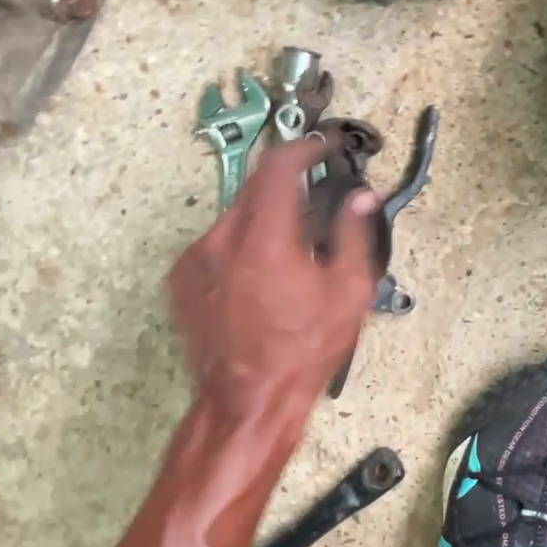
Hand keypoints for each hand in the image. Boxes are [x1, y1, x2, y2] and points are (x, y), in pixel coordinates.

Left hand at [167, 140, 381, 430]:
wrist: (247, 400)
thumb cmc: (304, 348)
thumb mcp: (348, 291)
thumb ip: (354, 233)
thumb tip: (363, 196)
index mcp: (264, 238)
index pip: (278, 166)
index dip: (306, 147)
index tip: (327, 146)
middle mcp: (221, 240)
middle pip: (256, 185)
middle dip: (291, 182)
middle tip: (321, 196)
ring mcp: (195, 260)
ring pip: (236, 214)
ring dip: (269, 213)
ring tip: (297, 245)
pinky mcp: (182, 279)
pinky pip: (218, 241)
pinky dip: (245, 240)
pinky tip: (267, 271)